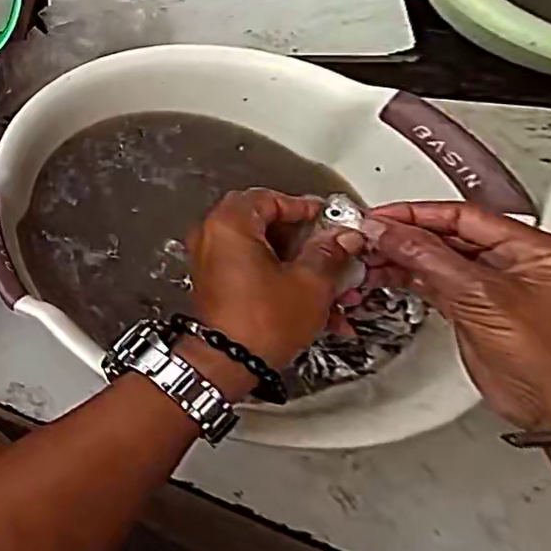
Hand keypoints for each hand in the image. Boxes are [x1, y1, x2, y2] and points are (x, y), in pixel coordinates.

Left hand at [185, 189, 367, 369]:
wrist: (231, 352)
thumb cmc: (260, 320)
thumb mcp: (310, 282)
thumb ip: (328, 253)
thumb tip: (342, 238)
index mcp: (226, 227)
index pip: (262, 198)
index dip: (299, 205)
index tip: (328, 217)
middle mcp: (210, 236)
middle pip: (259, 218)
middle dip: (301, 232)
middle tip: (331, 243)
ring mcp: (209, 255)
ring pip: (259, 243)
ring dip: (298, 258)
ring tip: (333, 279)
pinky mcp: (215, 274)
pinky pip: (250, 262)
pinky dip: (281, 272)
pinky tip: (314, 294)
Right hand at [365, 202, 550, 430]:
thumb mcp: (480, 296)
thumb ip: (426, 256)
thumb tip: (383, 229)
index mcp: (548, 256)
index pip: (467, 217)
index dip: (415, 214)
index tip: (373, 218)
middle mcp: (529, 270)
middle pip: (451, 236)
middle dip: (402, 237)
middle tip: (363, 239)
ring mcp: (506, 291)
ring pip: (440, 259)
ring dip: (398, 257)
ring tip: (366, 259)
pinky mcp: (485, 311)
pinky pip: (438, 281)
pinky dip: (407, 276)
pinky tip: (383, 276)